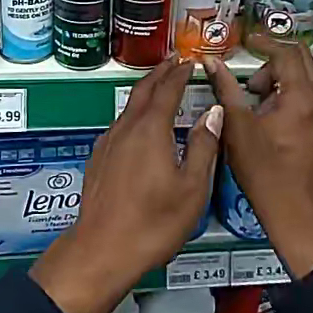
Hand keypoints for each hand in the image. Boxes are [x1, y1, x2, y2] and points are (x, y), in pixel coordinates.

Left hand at [30, 56, 221, 312]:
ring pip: (129, 106)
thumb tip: (214, 114)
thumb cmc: (153, 222)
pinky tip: (140, 126)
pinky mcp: (98, 158)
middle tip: (174, 61)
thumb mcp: (192, 188)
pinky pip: (120, 124)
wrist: (101, 251)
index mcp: (151, 129)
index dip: (180, 73)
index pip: (167, 89)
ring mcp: (108, 142)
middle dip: (160, 73)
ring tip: (160, 88)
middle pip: (143, 90)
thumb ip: (204, 146)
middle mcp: (126, 128)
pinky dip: (134, 113)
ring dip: (146, 91)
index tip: (190, 61)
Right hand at [203, 34, 312, 278]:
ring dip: (285, 81)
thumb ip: (226, 90)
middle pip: (303, 62)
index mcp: (302, 96)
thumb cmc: (265, 174)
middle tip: (251, 81)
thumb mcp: (238, 129)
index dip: (265, 43)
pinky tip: (278, 121)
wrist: (298, 216)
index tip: (248, 42)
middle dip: (275, 62)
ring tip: (261, 104)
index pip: (286, 53)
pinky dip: (297, 98)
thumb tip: (213, 63)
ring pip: (310, 81)